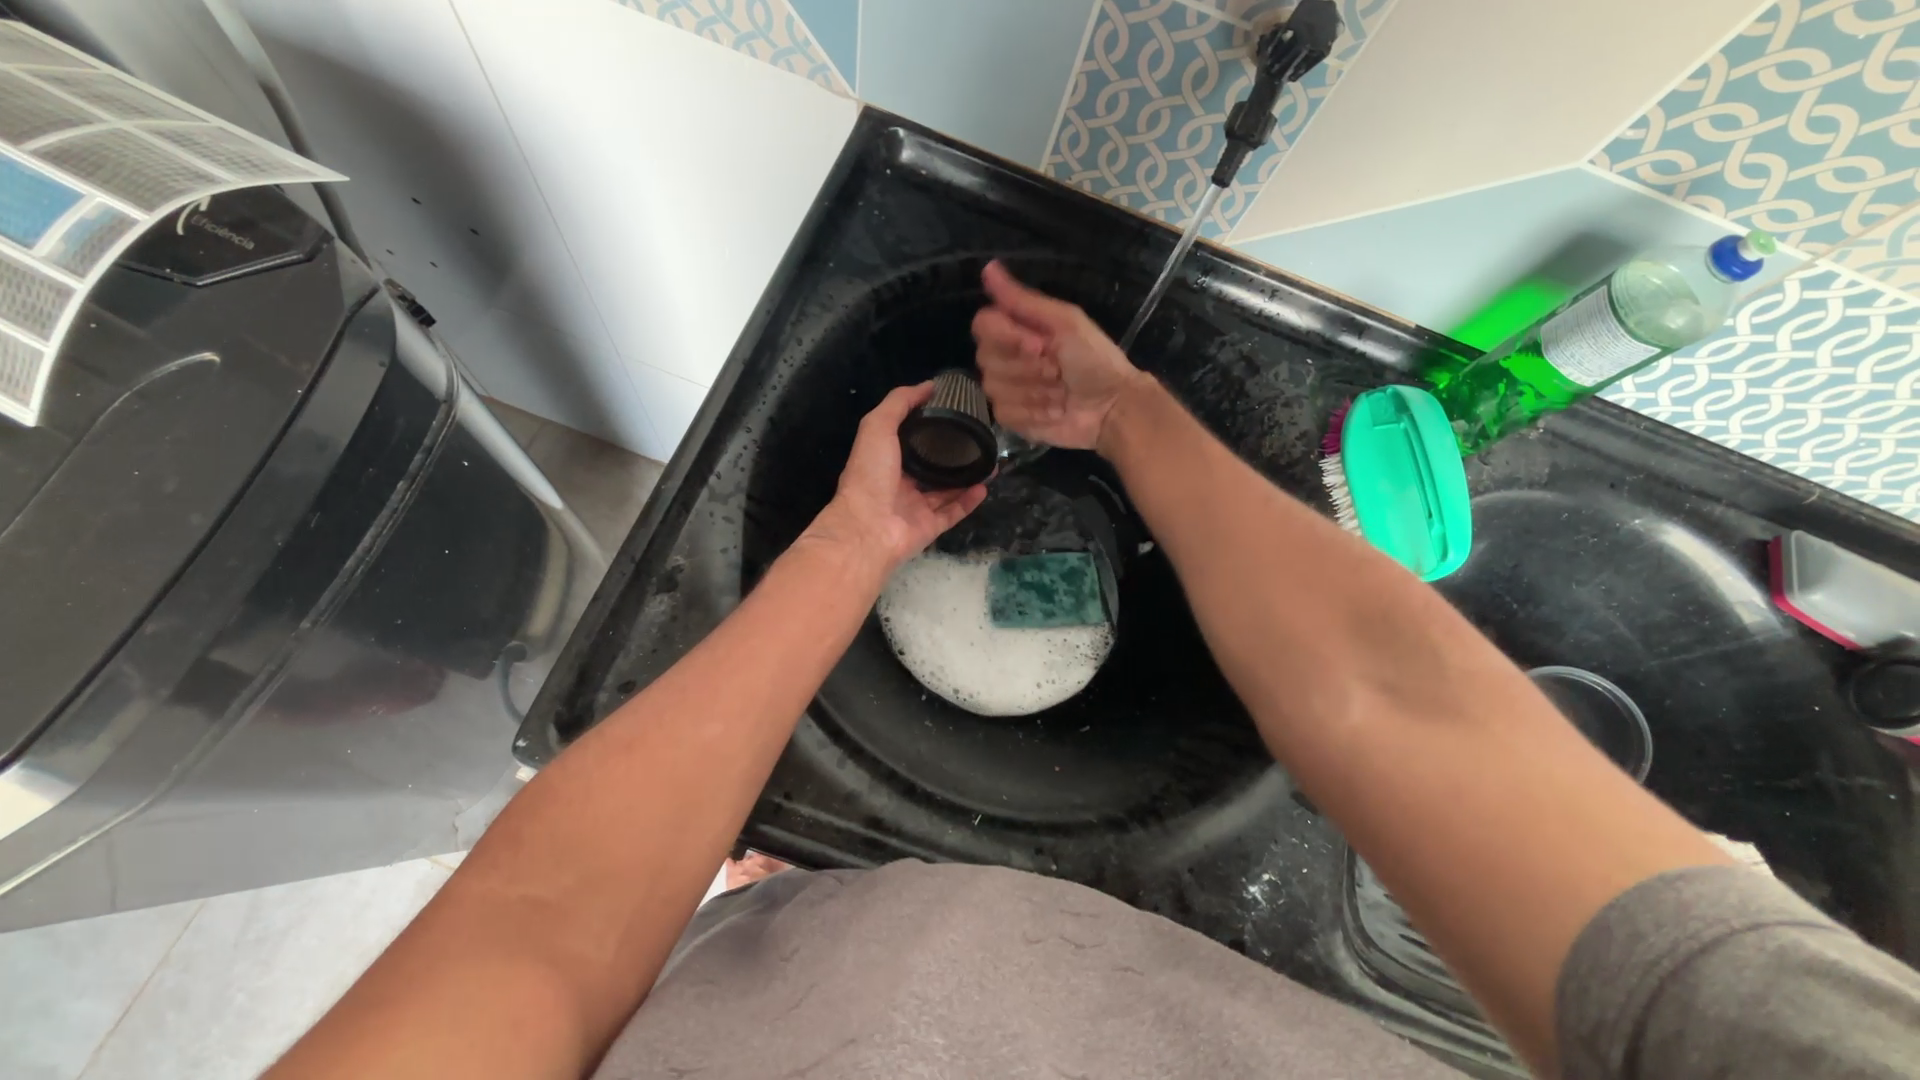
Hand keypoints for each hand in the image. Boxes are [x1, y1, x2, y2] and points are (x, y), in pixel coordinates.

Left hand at [801, 382, 987, 569]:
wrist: (868, 528)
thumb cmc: (870, 473)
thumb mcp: (878, 426)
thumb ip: (900, 402)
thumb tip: (929, 386)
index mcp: (885, 459)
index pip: (910, 438)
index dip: (929, 424)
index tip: (954, 409)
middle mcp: (900, 483)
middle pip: (932, 465)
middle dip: (953, 453)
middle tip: (978, 437)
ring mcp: (915, 507)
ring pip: (947, 489)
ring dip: (967, 476)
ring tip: (990, 461)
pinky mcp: (930, 527)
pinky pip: (954, 512)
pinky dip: (969, 500)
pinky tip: (985, 485)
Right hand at [972, 260, 1151, 451]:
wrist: (1112, 406)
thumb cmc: (1094, 359)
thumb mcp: (1065, 321)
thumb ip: (1023, 300)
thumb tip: (988, 267)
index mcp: (1018, 328)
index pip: (983, 324)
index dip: (1006, 337)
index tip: (1039, 344)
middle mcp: (1006, 357)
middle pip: (986, 358)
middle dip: (1026, 367)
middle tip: (1057, 370)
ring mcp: (1006, 389)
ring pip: (995, 387)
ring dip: (1034, 391)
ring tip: (1060, 391)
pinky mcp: (1012, 418)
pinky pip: (1005, 412)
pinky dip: (1033, 413)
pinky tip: (1054, 410)